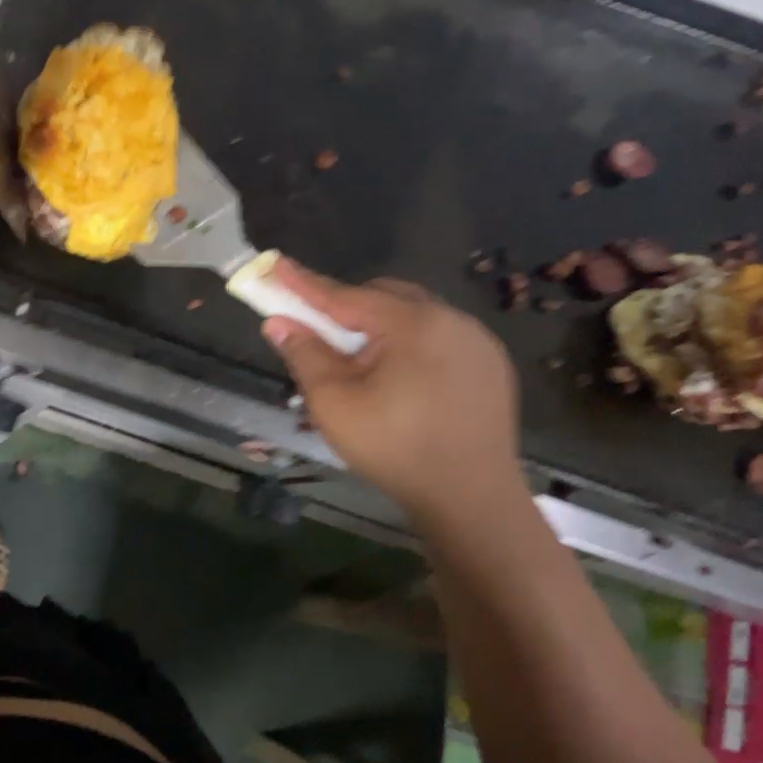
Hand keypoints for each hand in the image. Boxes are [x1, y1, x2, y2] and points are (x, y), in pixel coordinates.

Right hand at [261, 258, 526, 518]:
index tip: (272, 265)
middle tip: (315, 330)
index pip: (344, 295)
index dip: (302, 283)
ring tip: (357, 361)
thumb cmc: (394, 447)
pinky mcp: (490, 365)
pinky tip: (397, 378)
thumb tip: (278, 322)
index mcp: (413, 324)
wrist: (470, 497)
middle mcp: (451, 320)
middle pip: (383, 297)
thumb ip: (305, 354)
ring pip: (414, 315)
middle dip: (345, 307)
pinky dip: (408, 344)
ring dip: (379, 326)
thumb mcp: (333, 403)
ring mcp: (477, 342)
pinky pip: (439, 337)